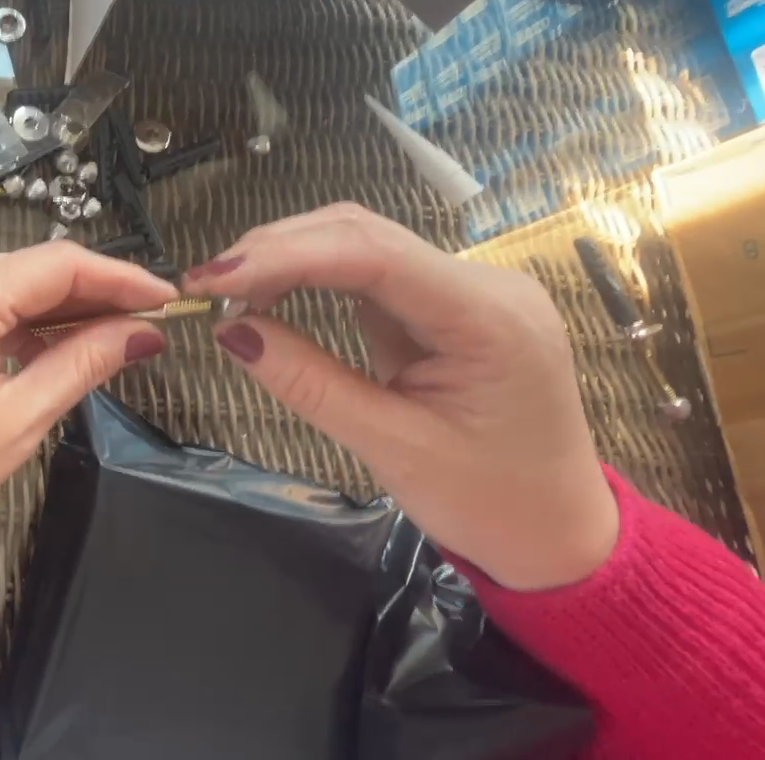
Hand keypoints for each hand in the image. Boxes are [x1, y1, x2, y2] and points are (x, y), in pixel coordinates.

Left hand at [0, 242, 176, 570]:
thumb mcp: (17, 422)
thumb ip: (82, 362)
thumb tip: (143, 332)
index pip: (54, 265)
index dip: (118, 277)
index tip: (165, 299)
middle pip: (24, 267)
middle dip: (85, 292)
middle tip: (141, 324)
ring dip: (46, 304)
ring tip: (102, 336)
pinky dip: (4, 315)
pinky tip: (42, 341)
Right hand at [182, 203, 617, 591]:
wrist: (558, 533)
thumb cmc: (488, 502)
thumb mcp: (390, 447)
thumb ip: (308, 381)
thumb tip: (228, 328)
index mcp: (489, 319)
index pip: (372, 256)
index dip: (282, 257)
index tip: (211, 280)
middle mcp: (481, 282)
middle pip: (360, 232)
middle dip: (273, 250)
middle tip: (205, 286)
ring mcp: (461, 285)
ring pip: (356, 239)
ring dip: (283, 256)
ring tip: (225, 289)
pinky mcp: (438, 298)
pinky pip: (361, 267)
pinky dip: (303, 273)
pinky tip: (265, 291)